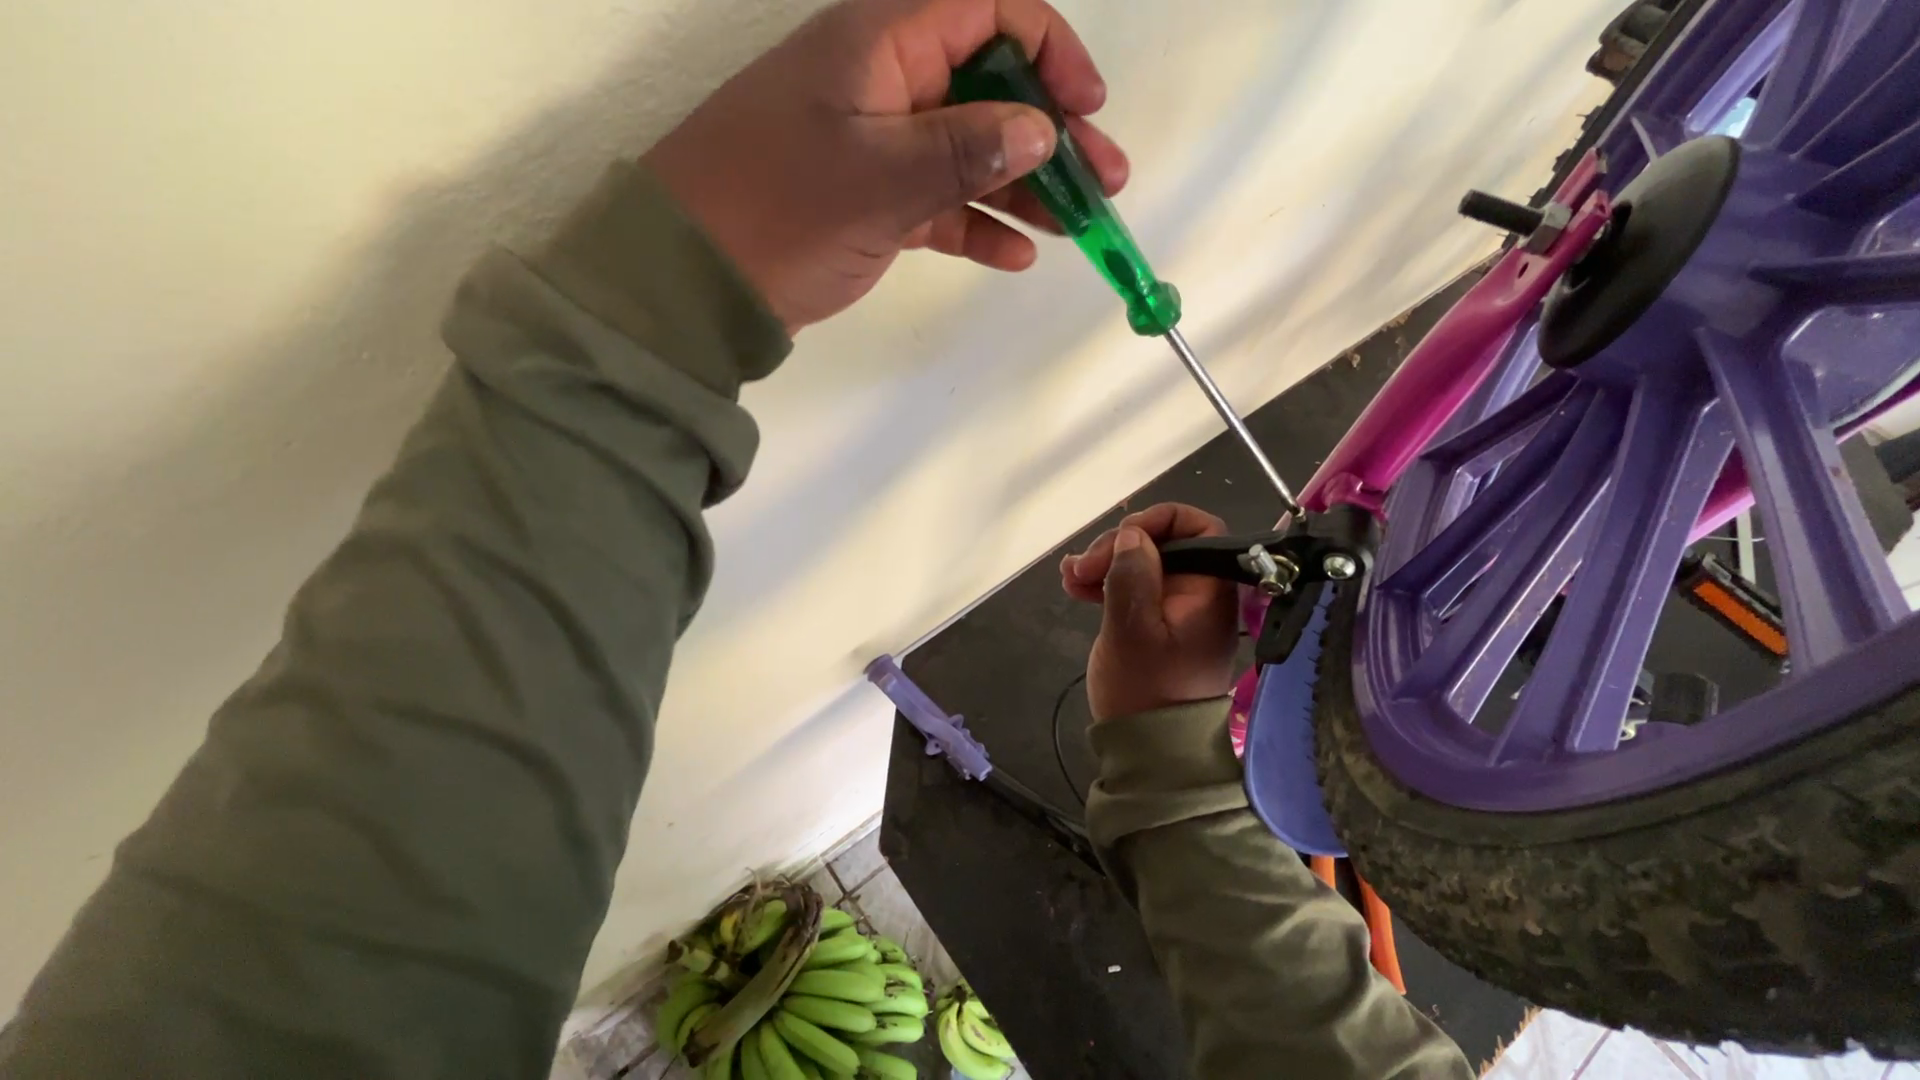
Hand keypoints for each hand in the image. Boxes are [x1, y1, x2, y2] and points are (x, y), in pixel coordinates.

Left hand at [642, 0, 1127, 333]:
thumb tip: (1042, 131)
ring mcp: (879, 145)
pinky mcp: (872, 200)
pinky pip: (940, 200)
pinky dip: (977, 224)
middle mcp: (886, 83)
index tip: (1085, 107)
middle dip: (1052, 132)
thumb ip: (966, 150)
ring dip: (1025, 186)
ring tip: (1078, 226)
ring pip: (970, 150)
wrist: (691, 281)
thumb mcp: (879, 178)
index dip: (1047, 49)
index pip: (986, 10)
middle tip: (1104, 182)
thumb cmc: (779, 210)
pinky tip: (1016, 255)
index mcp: (882, 44)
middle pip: (989, 88)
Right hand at [1060, 504, 1238, 721]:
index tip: (1119, 538)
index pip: (1200, 528)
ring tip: (1069, 577)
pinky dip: (1108, 584)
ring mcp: (1179, 612)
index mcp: (1209, 591)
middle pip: (1165, 545)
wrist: (1150, 753)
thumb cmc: (1144, 690)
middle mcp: (1201, 595)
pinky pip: (1136, 590)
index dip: (1158, 522)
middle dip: (1119, 547)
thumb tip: (1132, 535)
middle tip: (1080, 568)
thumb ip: (1133, 574)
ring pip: (1145, 566)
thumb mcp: (1131, 628)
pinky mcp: (1159, 627)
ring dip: (1107, 564)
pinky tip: (1076, 587)